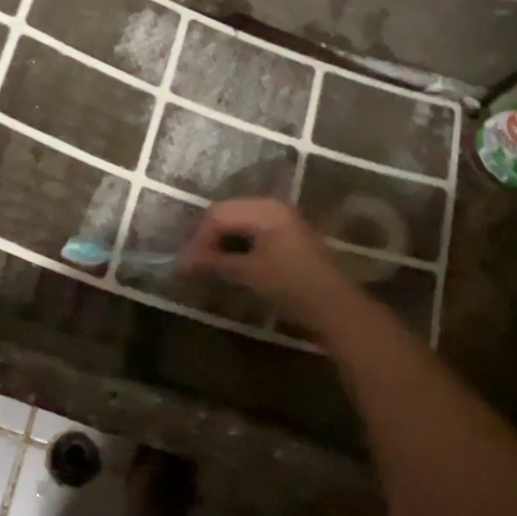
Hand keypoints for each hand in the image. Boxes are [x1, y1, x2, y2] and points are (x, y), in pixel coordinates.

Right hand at [180, 198, 353, 328]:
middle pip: (228, 214)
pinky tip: (229, 264)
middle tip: (194, 263)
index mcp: (265, 209)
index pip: (219, 214)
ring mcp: (282, 221)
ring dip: (221, 242)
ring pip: (239, 223)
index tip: (186, 264)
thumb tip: (180, 263)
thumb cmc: (292, 285)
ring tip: (208, 265)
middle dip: (208, 238)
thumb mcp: (249, 273)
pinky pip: (252, 233)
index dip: (199, 238)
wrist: (336, 308)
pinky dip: (237, 246)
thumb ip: (214, 263)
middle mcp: (273, 207)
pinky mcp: (286, 237)